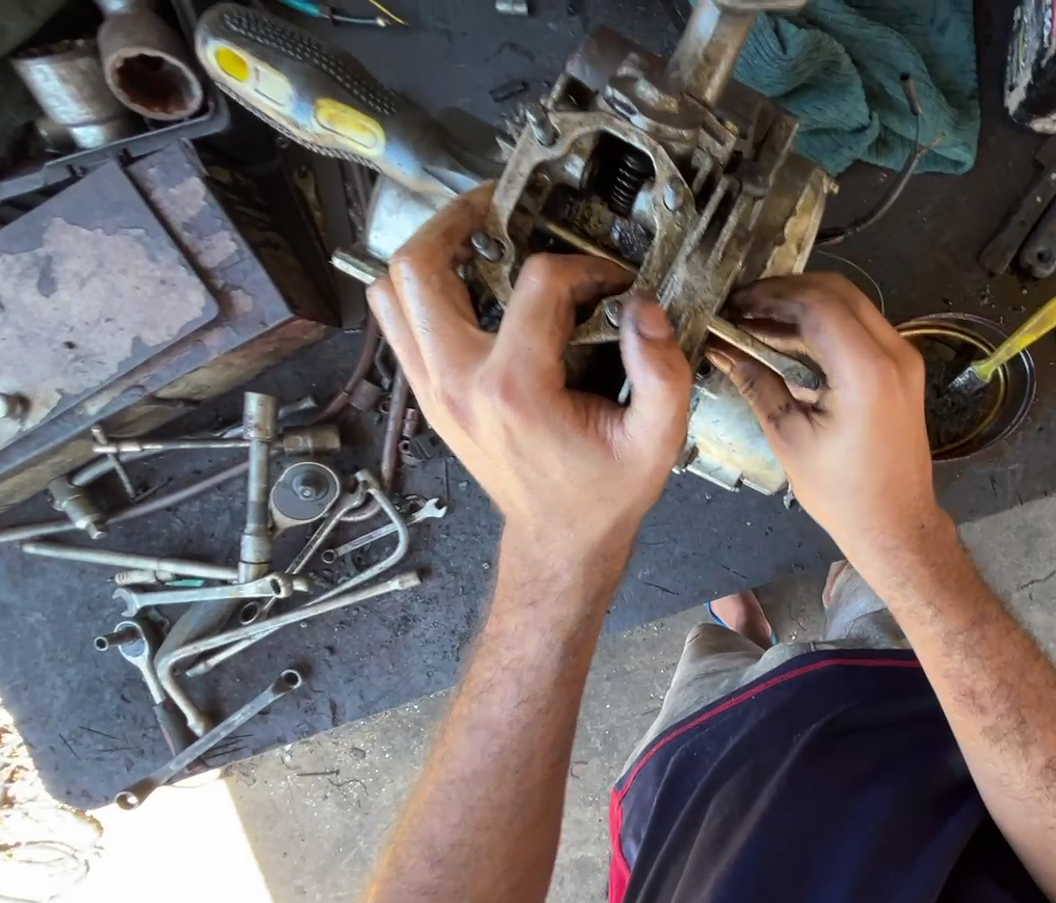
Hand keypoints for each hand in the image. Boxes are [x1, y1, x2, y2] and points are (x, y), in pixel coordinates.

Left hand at [369, 186, 691, 569]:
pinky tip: (465, 288)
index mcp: (515, 389)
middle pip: (423, 267)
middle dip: (461, 222)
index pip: (538, 285)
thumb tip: (645, 308)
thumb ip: (663, 374)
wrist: (559, 538)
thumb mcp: (656, 441)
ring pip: (393, 291)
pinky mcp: (428, 396)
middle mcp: (458, 383)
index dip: (585, 268)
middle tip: (502, 211)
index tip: (613, 282)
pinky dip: (420, 292)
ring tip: (474, 240)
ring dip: (428, 252)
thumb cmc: (604, 493)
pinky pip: (397, 323)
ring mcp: (432, 390)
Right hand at [709, 273, 952, 571]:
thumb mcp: (790, 438)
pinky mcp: (902, 369)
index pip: (817, 304)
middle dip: (787, 290)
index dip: (772, 295)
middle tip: (745, 303)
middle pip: (838, 292)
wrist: (895, 523)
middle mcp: (893, 352)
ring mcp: (904, 358)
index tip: (737, 303)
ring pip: (852, 305)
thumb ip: (758, 384)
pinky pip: (862, 328)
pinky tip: (789, 337)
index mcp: (865, 370)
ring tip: (759, 318)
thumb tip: (722, 351)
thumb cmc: (841, 492)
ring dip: (805, 305)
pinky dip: (826, 324)